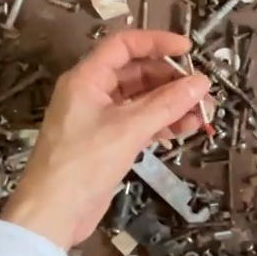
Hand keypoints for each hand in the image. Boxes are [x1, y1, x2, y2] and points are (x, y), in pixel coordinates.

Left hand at [2, 30, 211, 249]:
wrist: (53, 213)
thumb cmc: (82, 163)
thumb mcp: (128, 129)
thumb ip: (167, 104)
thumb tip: (201, 83)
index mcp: (86, 79)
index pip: (124, 45)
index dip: (156, 42)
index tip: (187, 50)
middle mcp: (92, 93)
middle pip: (136, 73)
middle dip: (171, 80)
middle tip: (202, 91)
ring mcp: (99, 119)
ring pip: (141, 100)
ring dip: (171, 104)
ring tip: (203, 113)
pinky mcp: (107, 142)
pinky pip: (139, 123)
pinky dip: (162, 124)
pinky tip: (186, 128)